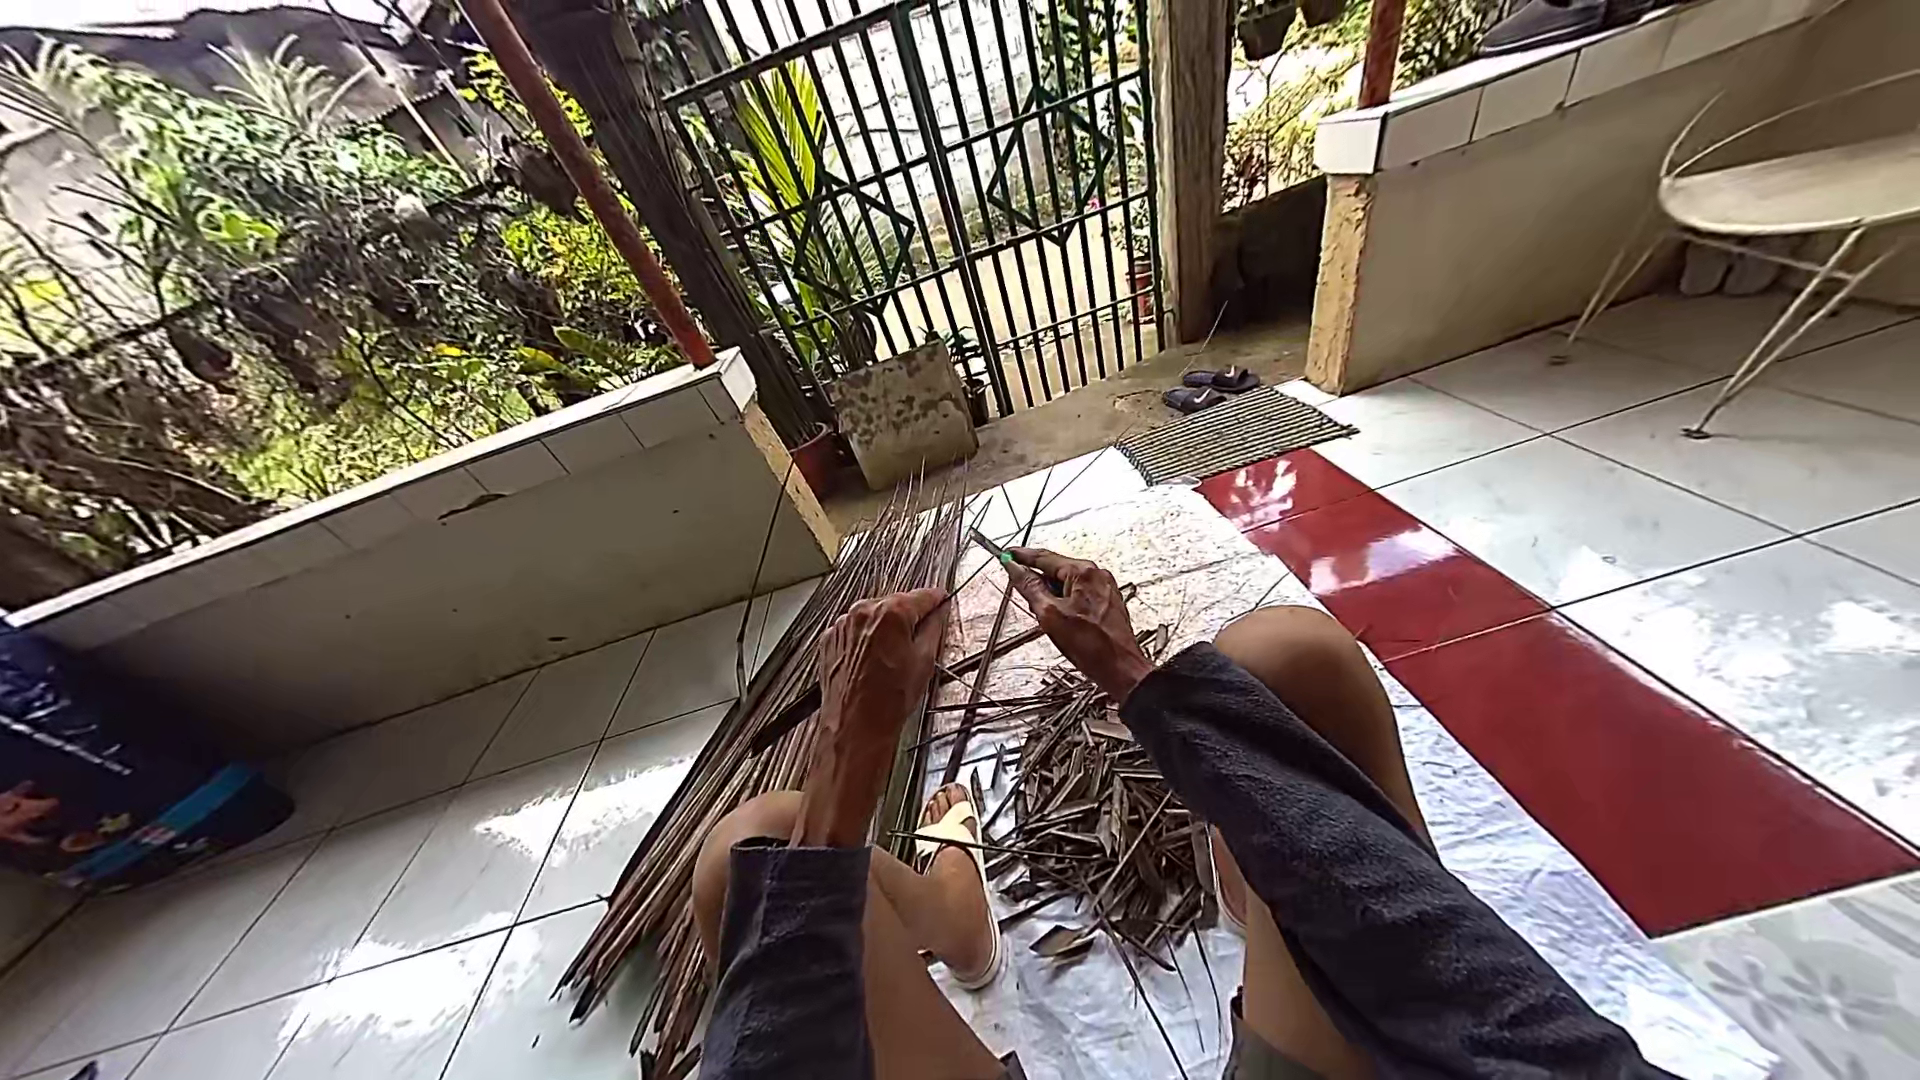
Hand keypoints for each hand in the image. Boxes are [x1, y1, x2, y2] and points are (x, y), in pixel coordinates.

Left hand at [794, 588, 946, 847]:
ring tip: (894, 654)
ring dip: (885, 627)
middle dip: (909, 616)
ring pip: (873, 616)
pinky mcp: (830, 639)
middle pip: (895, 603)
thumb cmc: (889, 700)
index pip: (922, 596)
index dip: (936, 599)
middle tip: (921, 635)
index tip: (942, 600)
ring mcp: (843, 625)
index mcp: (891, 614)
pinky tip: (874, 660)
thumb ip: (934, 629)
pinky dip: (866, 638)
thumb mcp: (924, 662)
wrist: (854, 726)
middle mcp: (863, 612)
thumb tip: (939, 613)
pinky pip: (854, 629)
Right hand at [1007, 547, 1153, 704]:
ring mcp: (1103, 588)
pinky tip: (1061, 619)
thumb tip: (1015, 570)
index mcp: (1083, 572)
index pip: (1044, 557)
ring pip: (1067, 583)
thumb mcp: (1050, 615)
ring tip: (1045, 615)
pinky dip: (1064, 601)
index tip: (1007, 555)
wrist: (1120, 668)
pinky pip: (1078, 593)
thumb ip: (1030, 587)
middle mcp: (1096, 575)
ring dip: (1050, 593)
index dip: (1021, 556)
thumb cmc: (1093, 646)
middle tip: (1021, 590)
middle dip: (1037, 580)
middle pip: (1056, 569)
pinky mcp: (1106, 601)